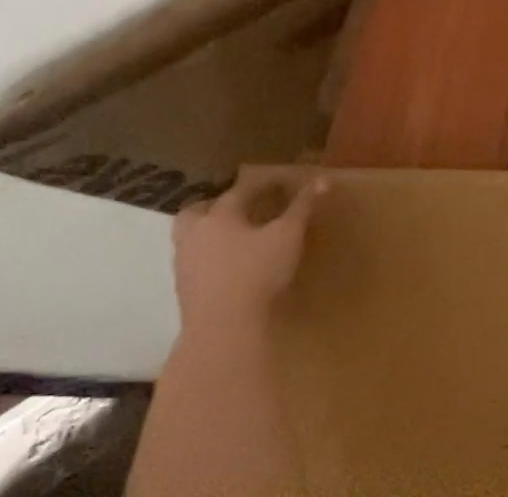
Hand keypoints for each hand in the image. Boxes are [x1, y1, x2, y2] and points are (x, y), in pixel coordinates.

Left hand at [172, 169, 328, 338]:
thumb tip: (323, 180)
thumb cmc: (258, 271)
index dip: (262, 184)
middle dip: (217, 205)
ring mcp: (184, 263)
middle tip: (239, 207)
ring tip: (232, 235)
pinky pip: (193, 261)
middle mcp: (195, 234)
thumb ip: (303, 207)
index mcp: (220, 216)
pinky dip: (208, 255)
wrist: (223, 326)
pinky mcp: (184, 289)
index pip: (240, 191)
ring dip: (208, 231)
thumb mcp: (289, 235)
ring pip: (190, 236)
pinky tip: (226, 264)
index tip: (279, 182)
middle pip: (198, 211)